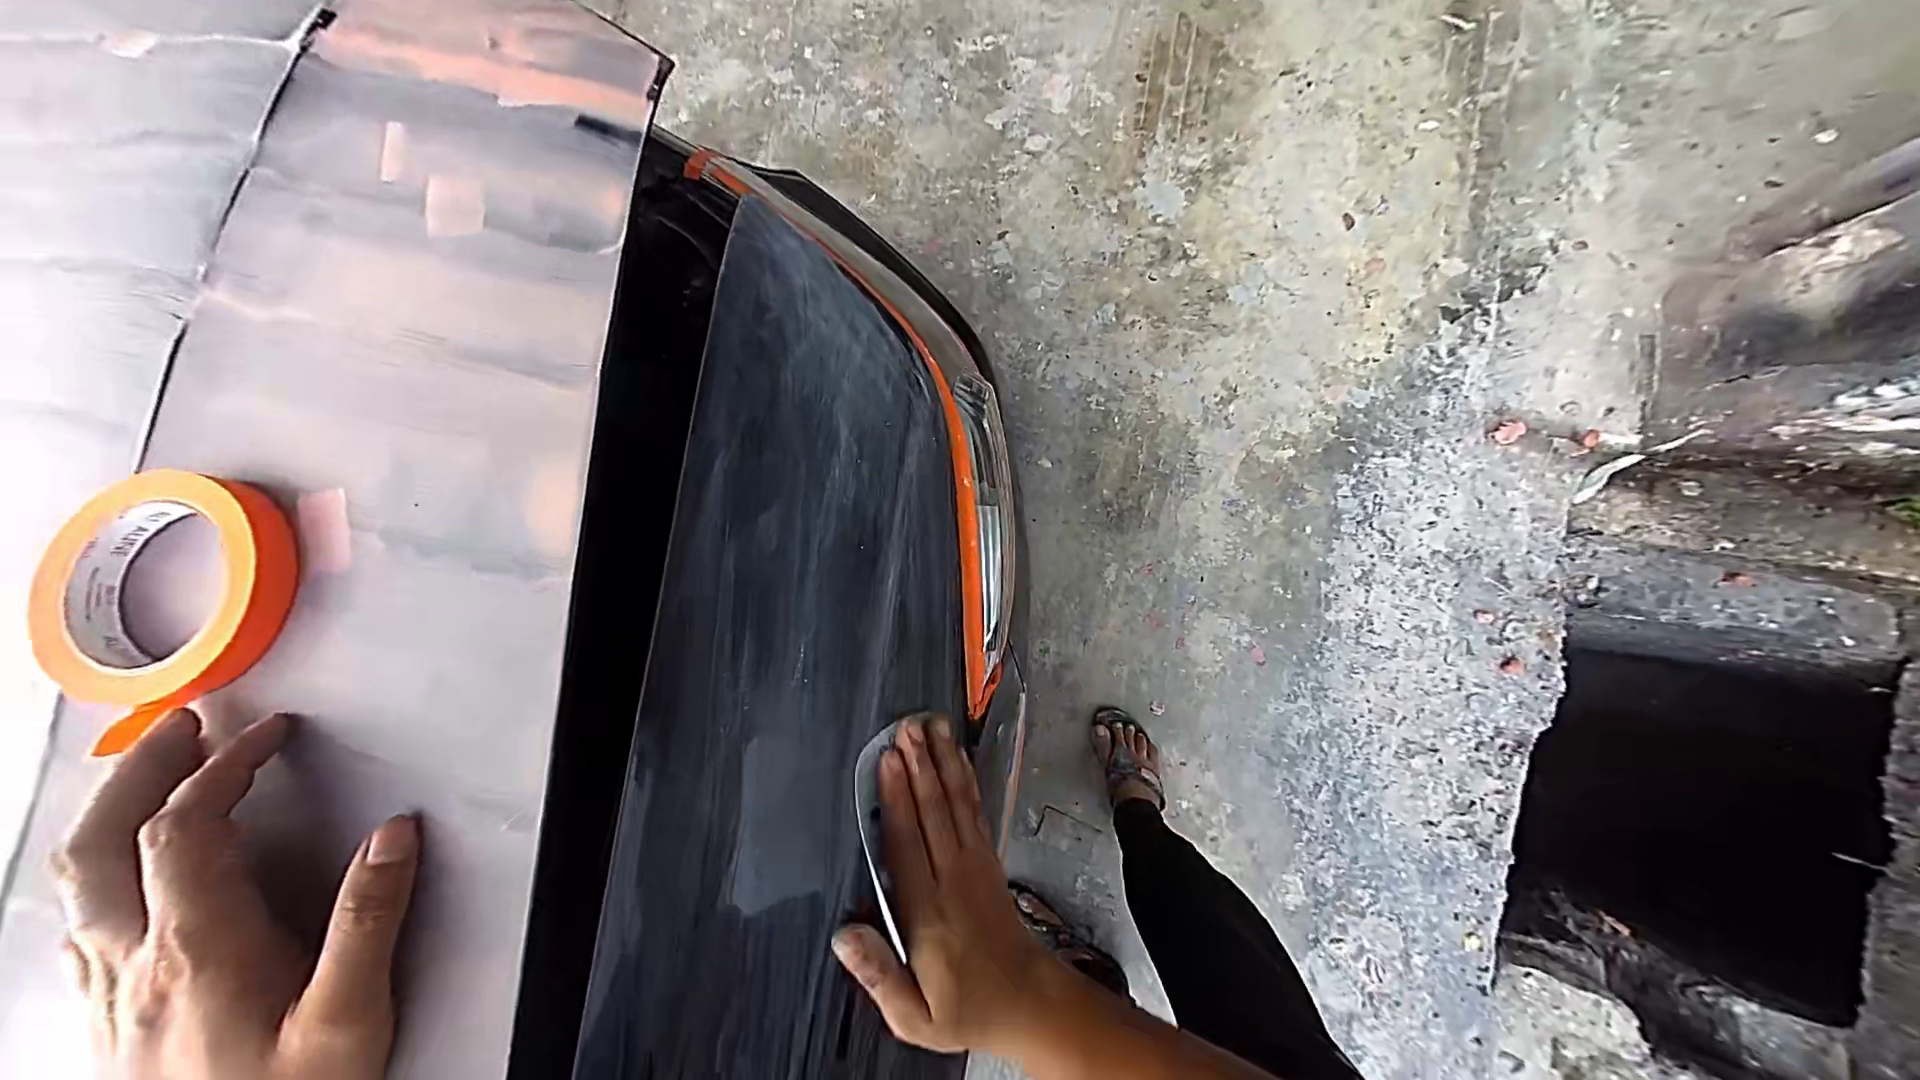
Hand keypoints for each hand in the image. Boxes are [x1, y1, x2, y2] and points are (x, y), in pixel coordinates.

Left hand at [49, 708, 419, 1079]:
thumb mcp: (351, 1013)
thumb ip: (371, 918)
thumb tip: (395, 833)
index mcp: (200, 952)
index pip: (189, 833)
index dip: (226, 769)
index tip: (270, 734)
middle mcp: (138, 963)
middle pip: (103, 849)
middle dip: (142, 773)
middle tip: (186, 726)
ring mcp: (114, 990)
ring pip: (79, 884)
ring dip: (115, 812)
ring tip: (158, 770)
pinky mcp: (114, 1010)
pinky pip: (85, 920)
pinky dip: (107, 866)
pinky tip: (136, 865)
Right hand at [830, 714, 1057, 1055]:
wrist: (1027, 999)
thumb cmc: (966, 1006)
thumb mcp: (914, 1016)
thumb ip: (878, 975)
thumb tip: (843, 934)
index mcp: (929, 910)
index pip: (907, 843)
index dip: (896, 798)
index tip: (888, 762)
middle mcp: (953, 876)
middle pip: (933, 811)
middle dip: (918, 765)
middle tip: (906, 728)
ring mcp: (974, 862)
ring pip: (955, 803)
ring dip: (942, 762)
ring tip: (931, 727)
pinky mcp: (987, 858)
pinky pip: (974, 810)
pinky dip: (964, 780)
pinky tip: (956, 757)